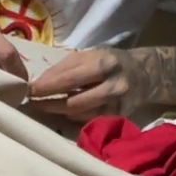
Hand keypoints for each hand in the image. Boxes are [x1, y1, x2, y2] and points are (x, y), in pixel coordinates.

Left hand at [28, 48, 151, 120]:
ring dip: (58, 111)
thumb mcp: (92, 54)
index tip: (31, 90)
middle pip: (73, 101)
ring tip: (44, 107)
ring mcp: (115, 106)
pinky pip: (87, 120)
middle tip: (33, 102)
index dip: (48, 86)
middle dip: (50, 103)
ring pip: (78, 114)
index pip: (70, 78)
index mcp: (105, 64)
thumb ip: (67, 66)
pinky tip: (64, 112)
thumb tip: (40, 81)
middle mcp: (112, 86)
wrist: (145, 76)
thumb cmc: (111, 62)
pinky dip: (72, 116)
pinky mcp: (115, 119)